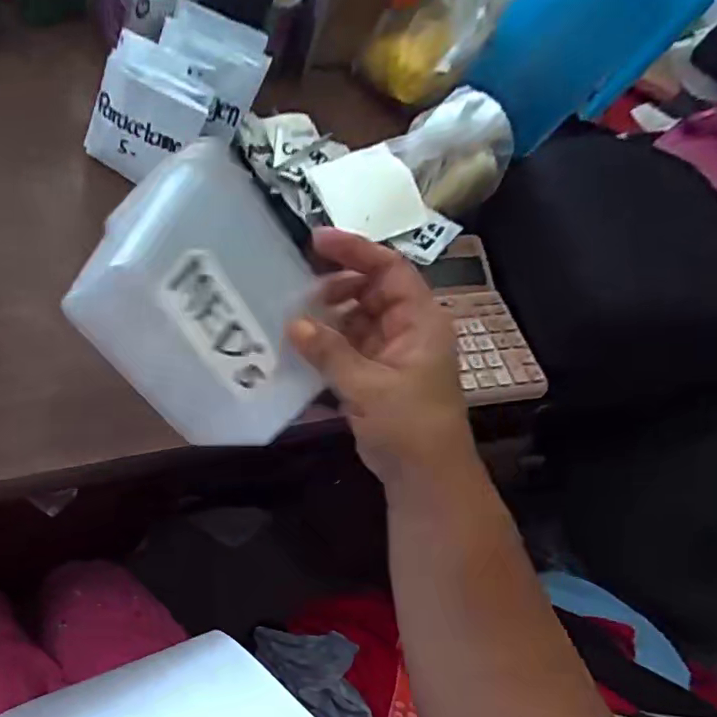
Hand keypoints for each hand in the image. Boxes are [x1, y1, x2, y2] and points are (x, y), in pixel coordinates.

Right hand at [289, 227, 474, 480]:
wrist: (424, 475)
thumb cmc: (408, 425)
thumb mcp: (367, 386)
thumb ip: (330, 353)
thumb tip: (294, 324)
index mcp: (419, 321)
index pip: (389, 270)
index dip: (355, 251)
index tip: (316, 241)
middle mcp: (407, 330)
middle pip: (371, 292)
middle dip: (336, 286)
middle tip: (298, 291)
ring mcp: (390, 355)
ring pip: (356, 322)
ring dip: (327, 319)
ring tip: (292, 321)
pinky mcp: (374, 379)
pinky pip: (347, 351)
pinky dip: (326, 348)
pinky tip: (299, 351)